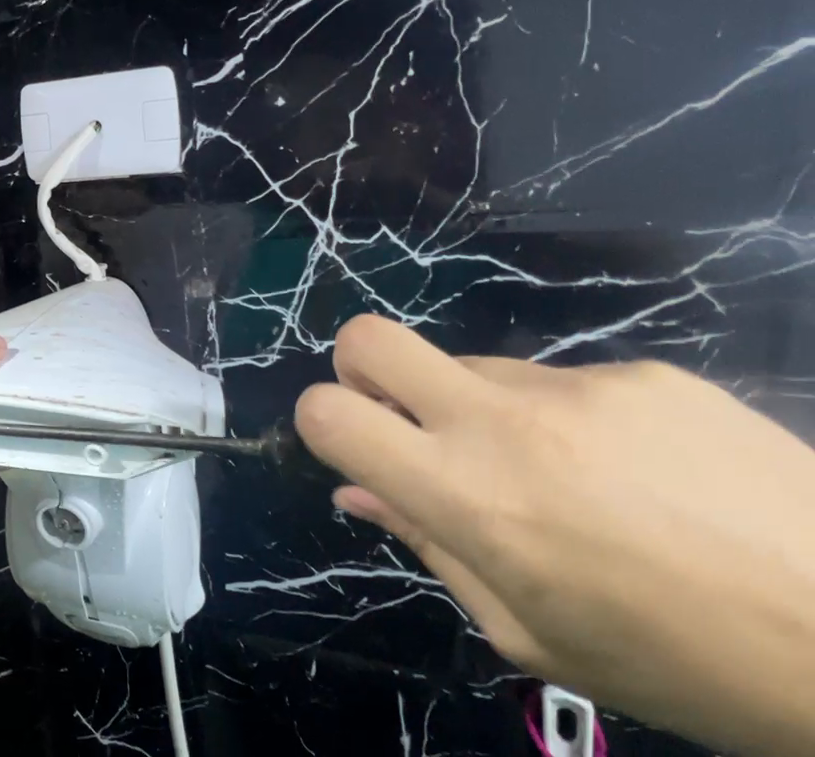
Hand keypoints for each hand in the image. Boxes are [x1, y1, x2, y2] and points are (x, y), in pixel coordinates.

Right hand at [294, 316, 814, 756]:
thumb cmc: (682, 664)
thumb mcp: (530, 631)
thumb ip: (429, 546)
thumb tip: (360, 491)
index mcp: (467, 496)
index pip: (327, 412)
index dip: (321, 424)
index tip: (361, 454)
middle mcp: (504, 422)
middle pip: (369, 339)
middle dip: (363, 372)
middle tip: (411, 425)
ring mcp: (580, 388)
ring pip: (474, 367)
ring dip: (483, 411)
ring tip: (568, 480)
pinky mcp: (649, 374)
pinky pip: (565, 382)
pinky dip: (570, 419)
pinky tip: (642, 474)